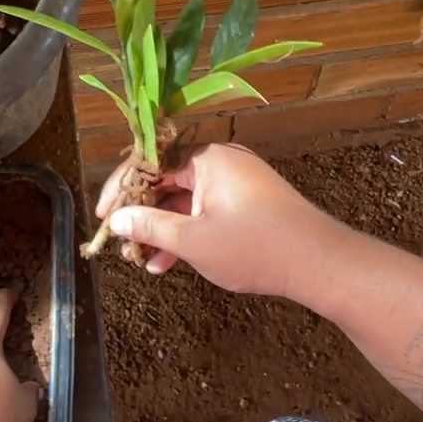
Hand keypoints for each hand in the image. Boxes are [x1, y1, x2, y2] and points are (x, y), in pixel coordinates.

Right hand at [96, 143, 343, 297]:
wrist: (319, 262)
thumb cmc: (254, 247)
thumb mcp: (193, 240)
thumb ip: (150, 226)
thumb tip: (117, 218)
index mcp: (208, 159)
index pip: (150, 164)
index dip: (122, 192)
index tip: (103, 218)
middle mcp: (223, 162)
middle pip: (168, 181)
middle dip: (143, 215)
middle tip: (122, 244)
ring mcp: (239, 182)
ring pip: (188, 200)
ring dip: (165, 229)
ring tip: (144, 261)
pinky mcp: (250, 203)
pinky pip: (208, 210)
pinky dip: (190, 232)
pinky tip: (171, 262)